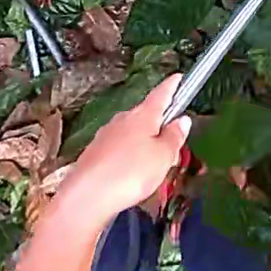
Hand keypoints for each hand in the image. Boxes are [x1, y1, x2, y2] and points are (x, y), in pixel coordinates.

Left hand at [54, 74, 190, 230]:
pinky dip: (130, 153)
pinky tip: (133, 170)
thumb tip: (183, 119)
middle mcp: (123, 119)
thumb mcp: (162, 157)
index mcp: (143, 116)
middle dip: (160, 123)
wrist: (88, 193)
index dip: (172, 86)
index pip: (160, 94)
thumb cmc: (131, 173)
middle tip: (174, 139)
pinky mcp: (96, 150)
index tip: (178, 77)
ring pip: (132, 131)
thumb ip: (174, 137)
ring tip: (155, 163)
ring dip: (145, 141)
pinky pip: (120, 146)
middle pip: (146, 114)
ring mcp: (107, 133)